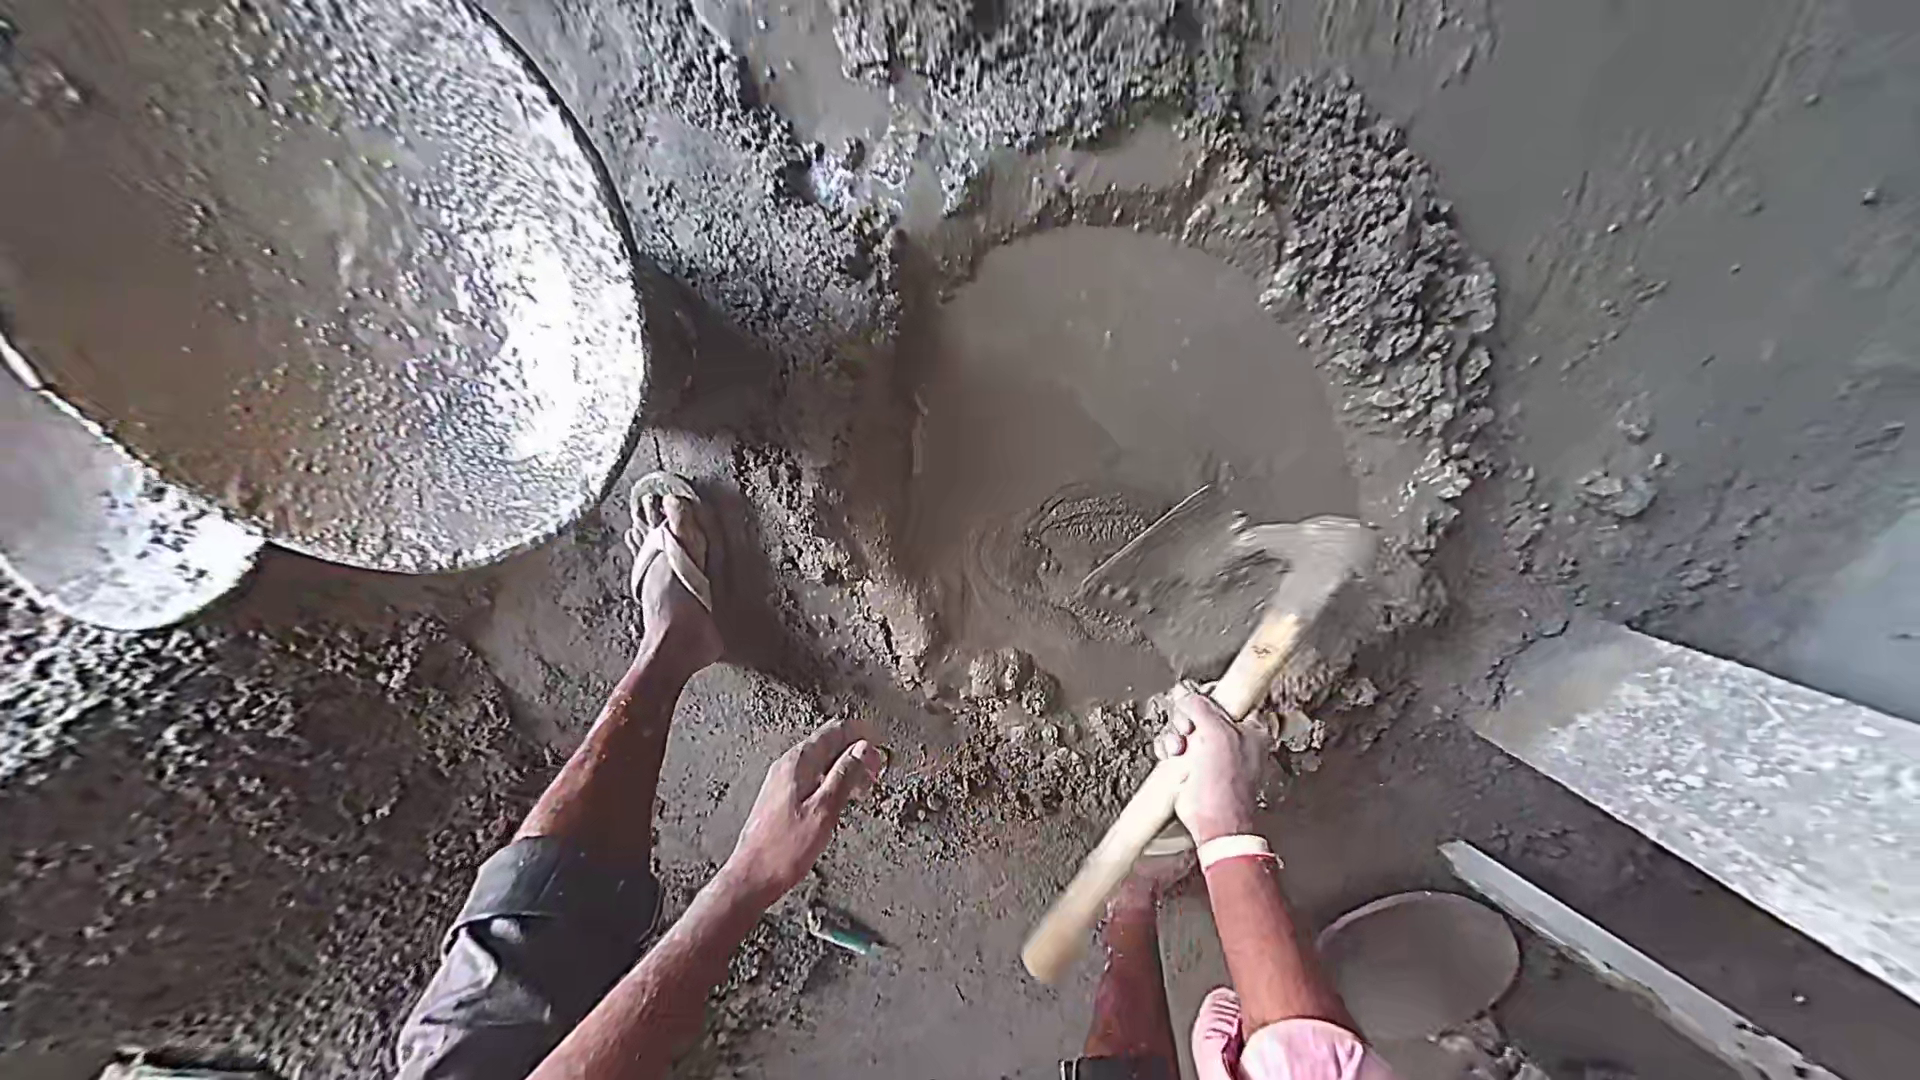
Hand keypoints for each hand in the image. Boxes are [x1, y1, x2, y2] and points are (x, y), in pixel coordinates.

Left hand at [722, 718, 887, 903]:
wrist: (750, 879)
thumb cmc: (785, 848)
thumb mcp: (825, 810)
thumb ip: (845, 774)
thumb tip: (863, 747)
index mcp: (799, 761)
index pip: (835, 730)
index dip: (861, 736)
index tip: (880, 751)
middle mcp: (788, 764)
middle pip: (828, 743)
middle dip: (855, 752)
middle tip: (876, 772)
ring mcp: (783, 779)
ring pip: (822, 760)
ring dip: (845, 767)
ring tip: (864, 786)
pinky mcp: (781, 795)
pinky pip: (813, 775)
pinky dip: (831, 780)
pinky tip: (842, 798)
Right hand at [1153, 682, 1266, 843]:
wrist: (1212, 820)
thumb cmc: (1225, 782)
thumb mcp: (1216, 732)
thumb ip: (1200, 706)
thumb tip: (1185, 695)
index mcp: (1249, 728)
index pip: (1225, 697)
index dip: (1207, 697)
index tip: (1196, 705)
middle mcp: (1230, 738)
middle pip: (1198, 709)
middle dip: (1186, 718)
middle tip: (1188, 729)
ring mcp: (1210, 751)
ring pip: (1182, 725)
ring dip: (1174, 734)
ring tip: (1179, 748)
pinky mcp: (1192, 764)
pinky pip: (1172, 742)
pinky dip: (1167, 746)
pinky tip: (1171, 755)